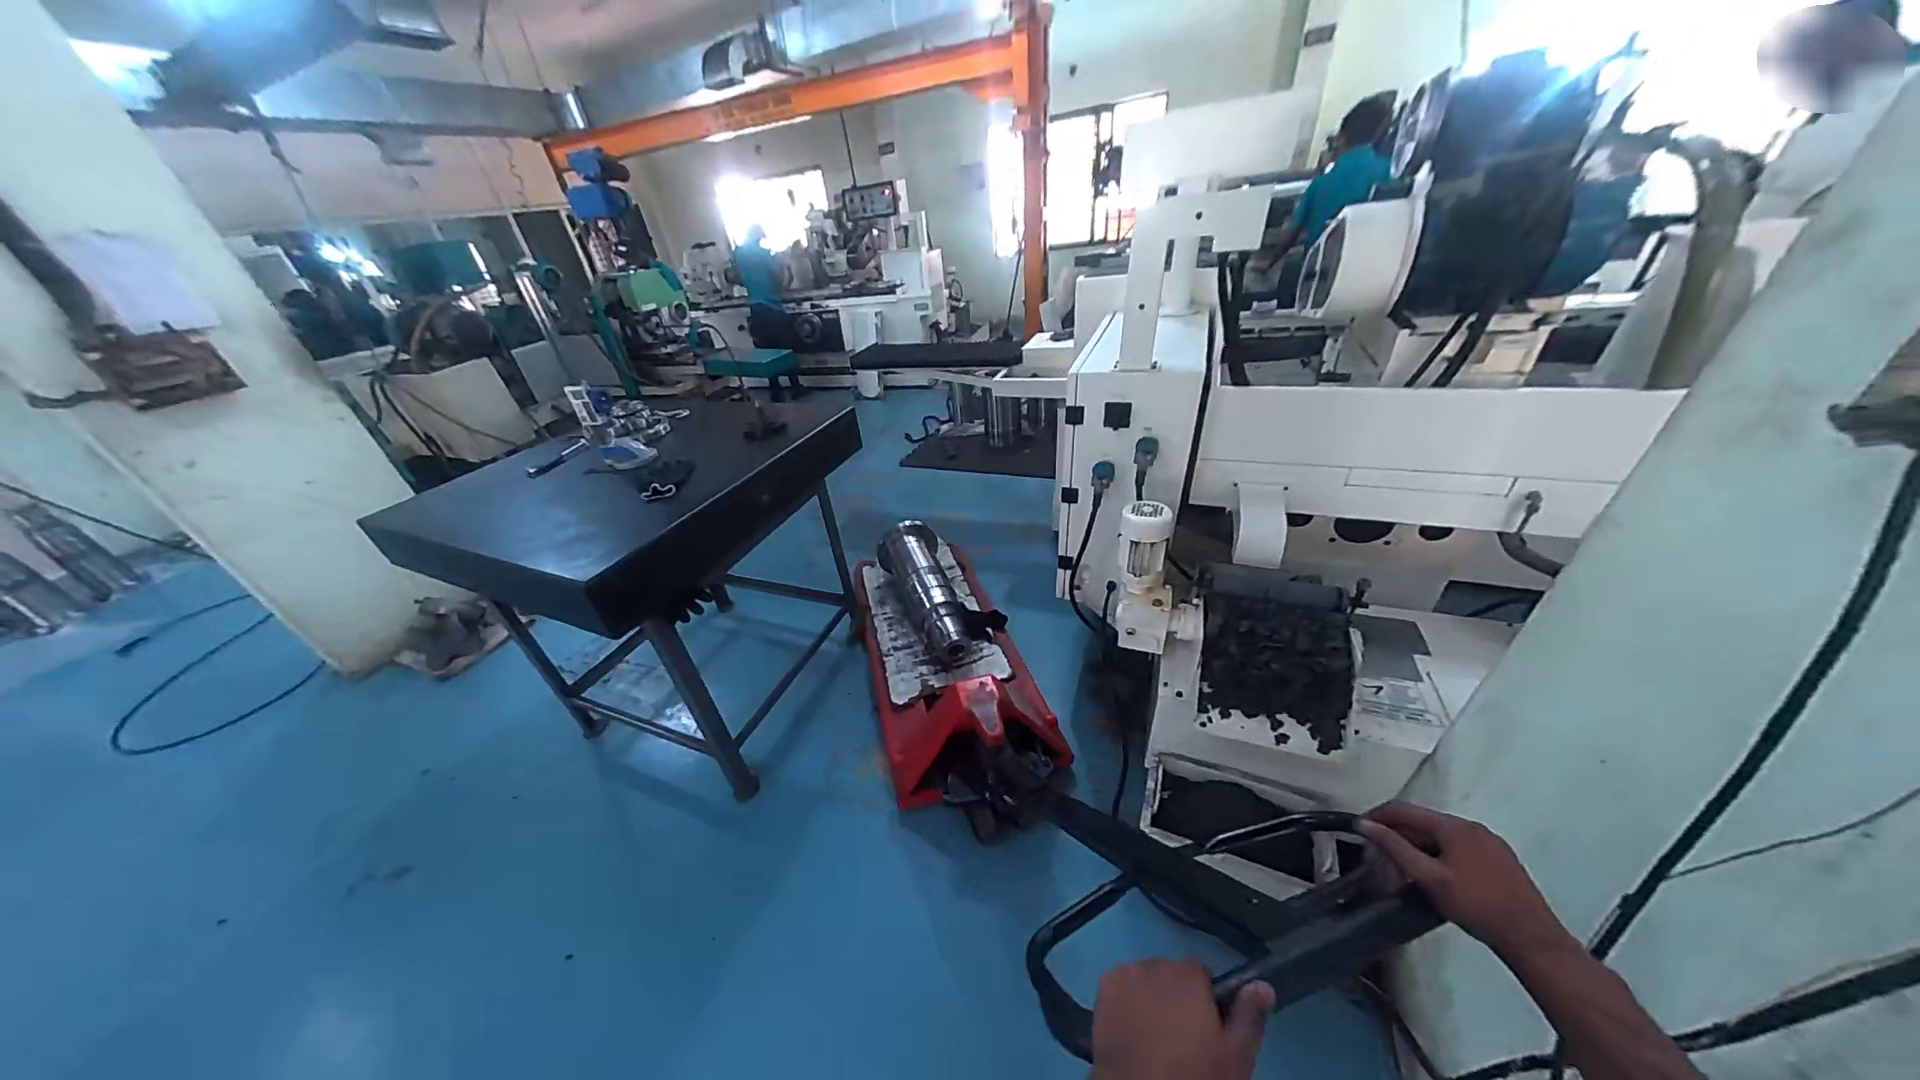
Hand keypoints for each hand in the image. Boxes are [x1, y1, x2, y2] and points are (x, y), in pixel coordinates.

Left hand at [1091, 958, 1273, 1079]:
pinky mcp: (1104, 988)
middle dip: (1177, 996)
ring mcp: (1125, 974)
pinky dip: (1128, 1000)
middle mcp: (1155, 964)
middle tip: (1180, 1036)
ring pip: (1146, 979)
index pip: (1201, 972)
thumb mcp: (1235, 1057)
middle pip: (1171, 974)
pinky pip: (1122, 986)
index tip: (1205, 1026)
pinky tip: (1132, 1029)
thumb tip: (1263, 984)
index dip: (1204, 998)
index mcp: (1188, 975)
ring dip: (1152, 997)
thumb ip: (1249, 1015)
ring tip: (1155, 1037)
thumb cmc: (1194, 1078)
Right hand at [1358, 802, 1573, 960]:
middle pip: (1422, 821)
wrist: (1533, 939)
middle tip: (1381, 857)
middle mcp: (1471, 826)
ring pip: (1439, 834)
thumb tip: (1364, 824)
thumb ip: (1395, 848)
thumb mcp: (1429, 878)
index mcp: (1454, 826)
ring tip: (1405, 869)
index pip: (1403, 809)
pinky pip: (1457, 846)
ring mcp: (1488, 842)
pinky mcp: (1498, 858)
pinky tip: (1435, 875)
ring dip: (1416, 845)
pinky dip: (1437, 853)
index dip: (1377, 816)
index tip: (1358, 831)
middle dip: (1397, 835)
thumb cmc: (1476, 906)